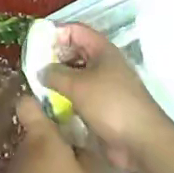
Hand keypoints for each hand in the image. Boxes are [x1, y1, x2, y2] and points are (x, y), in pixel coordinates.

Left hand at [3, 96, 96, 172]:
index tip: (56, 111)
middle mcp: (22, 148)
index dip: (39, 104)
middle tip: (76, 158)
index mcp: (41, 136)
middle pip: (35, 136)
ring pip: (32, 161)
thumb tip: (82, 149)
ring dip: (47, 169)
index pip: (28, 105)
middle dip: (53, 144)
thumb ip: (86, 158)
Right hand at [41, 23, 173, 172]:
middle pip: (75, 51)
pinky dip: (65, 97)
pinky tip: (49, 104)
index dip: (55, 32)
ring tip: (36, 86)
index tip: (34, 43)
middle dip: (53, 57)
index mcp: (102, 50)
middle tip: (32, 67)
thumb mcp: (77, 85)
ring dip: (58, 79)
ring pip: (76, 75)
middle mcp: (104, 63)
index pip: (75, 30)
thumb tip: (40, 70)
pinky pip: (79, 95)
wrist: (141, 142)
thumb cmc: (111, 105)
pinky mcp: (103, 106)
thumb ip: (54, 74)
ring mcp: (104, 85)